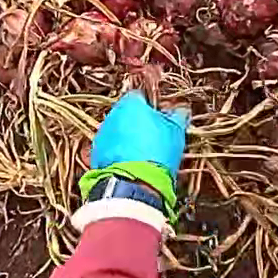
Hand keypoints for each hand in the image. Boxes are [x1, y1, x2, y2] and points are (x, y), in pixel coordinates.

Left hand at [82, 91, 189, 212]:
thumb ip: (178, 114)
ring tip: (146, 152)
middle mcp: (111, 116)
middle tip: (156, 134)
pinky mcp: (96, 156)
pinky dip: (121, 153)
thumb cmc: (157, 150)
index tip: (162, 116)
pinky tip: (134, 163)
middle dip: (140, 121)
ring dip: (129, 138)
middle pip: (127, 113)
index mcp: (130, 104)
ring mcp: (101, 136)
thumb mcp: (176, 130)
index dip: (152, 104)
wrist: (134, 183)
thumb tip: (181, 108)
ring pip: (118, 131)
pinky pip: (111, 149)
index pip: (140, 95)